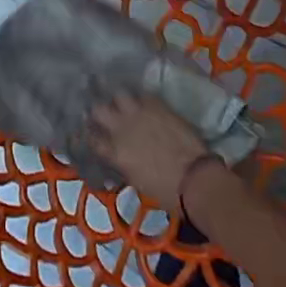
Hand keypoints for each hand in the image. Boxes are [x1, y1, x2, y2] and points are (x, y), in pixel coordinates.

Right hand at [89, 93, 209, 210]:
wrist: (196, 180)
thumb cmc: (166, 191)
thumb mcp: (136, 181)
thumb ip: (123, 163)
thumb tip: (119, 156)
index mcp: (113, 151)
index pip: (92, 138)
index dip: (90, 134)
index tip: (91, 133)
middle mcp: (120, 128)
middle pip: (98, 109)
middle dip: (98, 111)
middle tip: (103, 114)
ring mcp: (139, 114)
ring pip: (119, 95)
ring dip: (120, 100)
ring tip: (123, 103)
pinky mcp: (158, 107)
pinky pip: (145, 96)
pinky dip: (143, 99)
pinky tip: (145, 104)